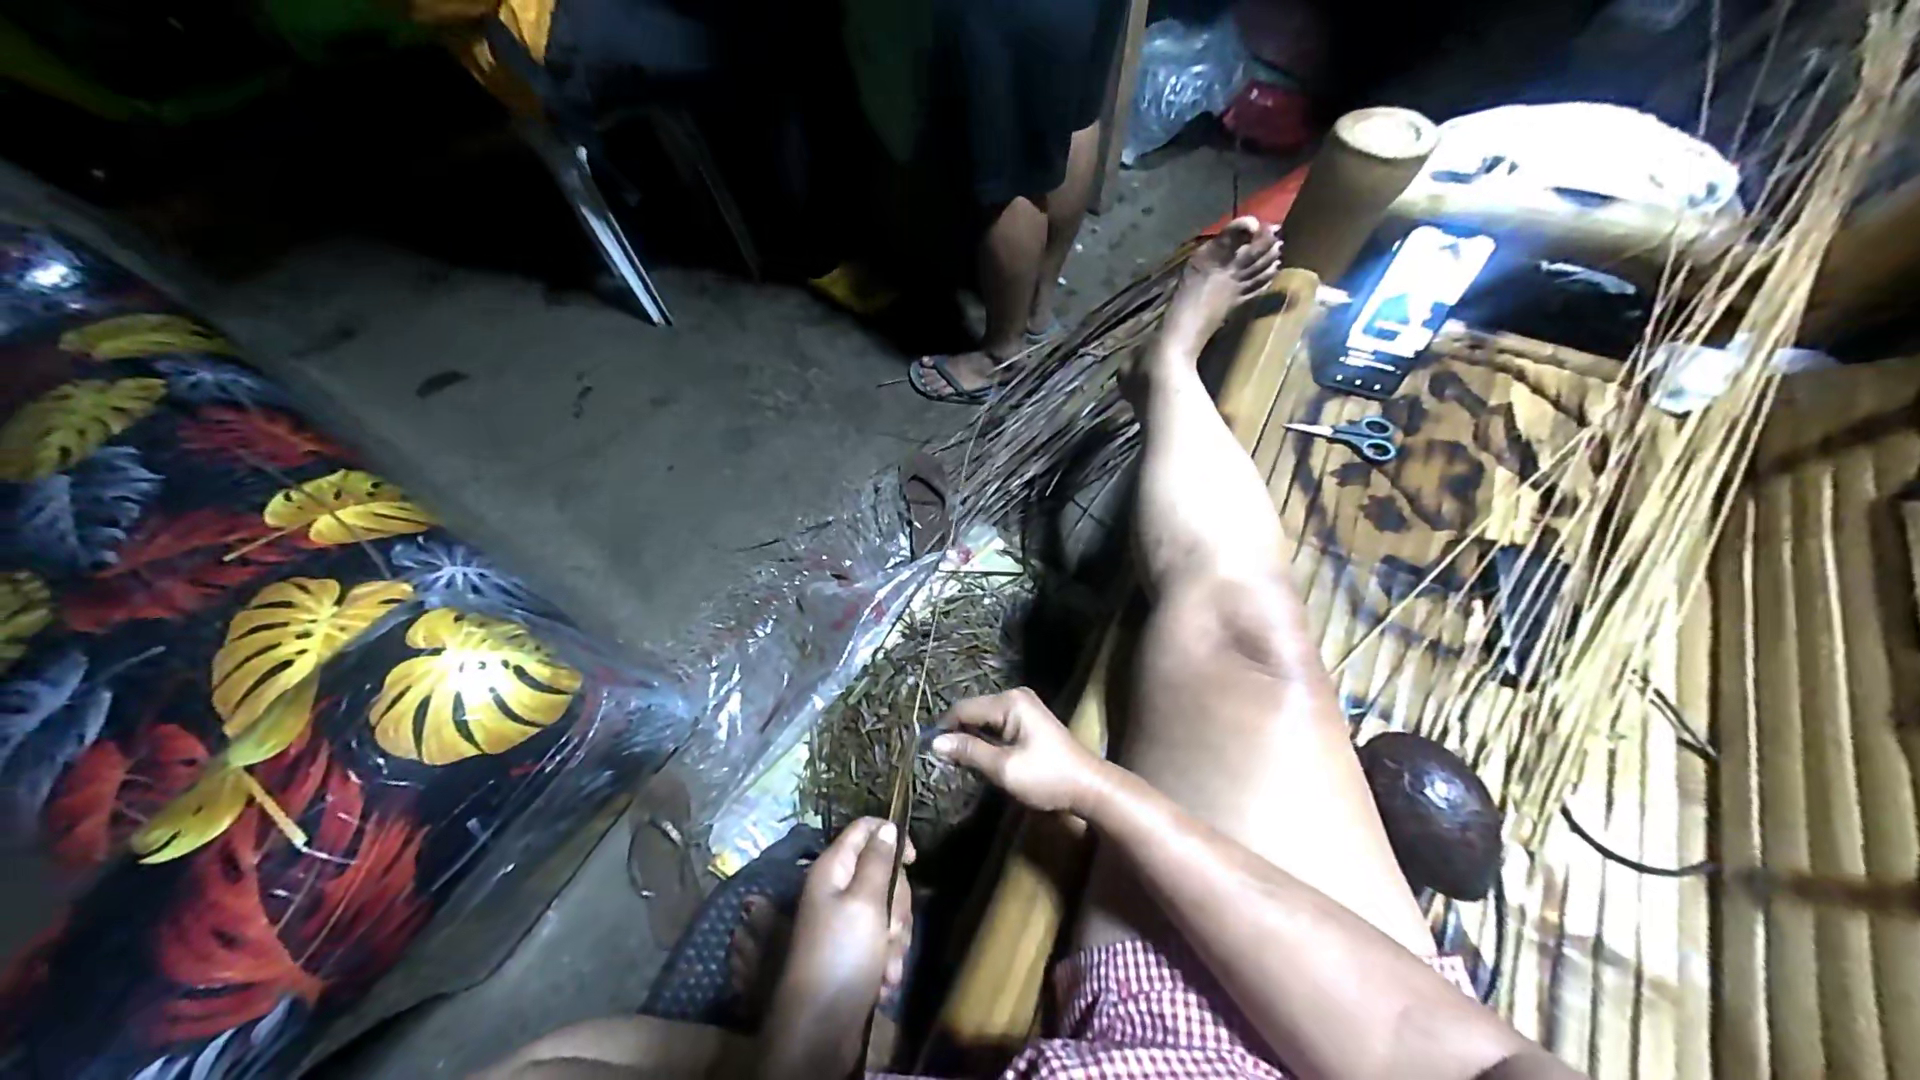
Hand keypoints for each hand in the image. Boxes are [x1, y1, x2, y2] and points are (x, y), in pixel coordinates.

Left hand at [759, 819, 912, 1079]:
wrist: (820, 1030)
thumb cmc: (842, 955)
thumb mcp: (865, 901)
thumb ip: (878, 860)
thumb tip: (886, 825)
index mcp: (833, 869)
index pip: (864, 829)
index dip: (891, 835)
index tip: (913, 860)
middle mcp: (838, 889)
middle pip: (882, 871)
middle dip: (897, 901)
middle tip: (891, 927)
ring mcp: (845, 921)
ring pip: (888, 908)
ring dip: (896, 936)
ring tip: (887, 962)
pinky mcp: (854, 949)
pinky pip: (883, 939)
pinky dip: (888, 957)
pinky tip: (885, 979)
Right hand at [932, 688, 1105, 814]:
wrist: (1088, 787)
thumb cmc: (1047, 777)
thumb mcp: (1004, 768)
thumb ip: (969, 752)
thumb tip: (936, 742)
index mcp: (1009, 702)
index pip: (964, 709)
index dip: (944, 728)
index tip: (927, 751)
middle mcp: (1014, 697)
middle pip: (973, 711)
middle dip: (957, 733)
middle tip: (942, 761)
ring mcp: (1023, 707)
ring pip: (983, 719)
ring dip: (971, 739)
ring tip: (958, 762)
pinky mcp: (1027, 720)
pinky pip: (996, 725)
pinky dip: (985, 740)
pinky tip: (980, 758)